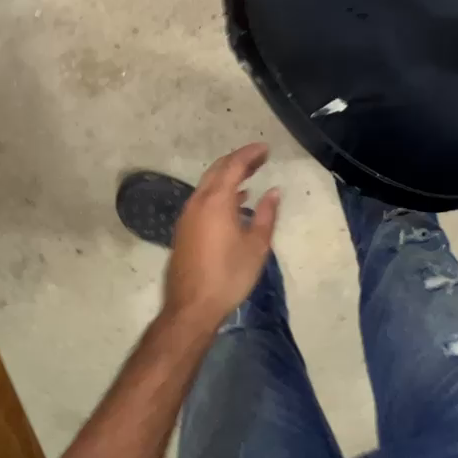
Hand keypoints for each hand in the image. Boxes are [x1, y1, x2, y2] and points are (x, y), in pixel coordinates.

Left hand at [162, 144, 280, 327]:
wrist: (191, 309)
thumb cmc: (228, 276)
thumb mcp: (257, 246)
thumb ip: (266, 214)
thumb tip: (273, 191)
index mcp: (216, 201)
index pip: (233, 166)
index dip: (250, 154)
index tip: (266, 149)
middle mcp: (198, 202)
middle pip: (217, 170)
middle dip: (238, 160)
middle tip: (260, 158)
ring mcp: (188, 216)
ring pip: (208, 184)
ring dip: (228, 175)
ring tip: (250, 176)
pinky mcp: (184, 230)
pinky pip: (203, 199)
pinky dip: (220, 191)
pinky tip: (235, 202)